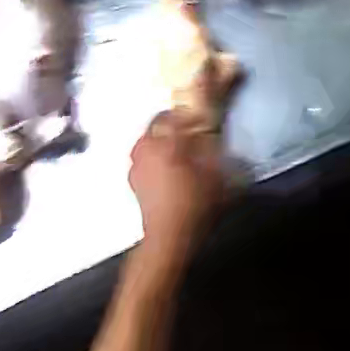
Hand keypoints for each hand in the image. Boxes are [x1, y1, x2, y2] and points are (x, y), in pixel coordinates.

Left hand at [128, 111, 224, 270]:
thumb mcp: (216, 174)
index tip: (201, 115)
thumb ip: (214, 150)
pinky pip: (143, 156)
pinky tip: (167, 166)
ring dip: (161, 138)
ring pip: (147, 139)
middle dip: (173, 122)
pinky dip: (154, 155)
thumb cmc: (195, 204)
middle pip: (157, 123)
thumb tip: (211, 136)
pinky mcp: (133, 179)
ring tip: (177, 146)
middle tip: (189, 127)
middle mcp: (147, 149)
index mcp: (167, 143)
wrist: (169, 237)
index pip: (176, 115)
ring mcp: (136, 164)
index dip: (190, 113)